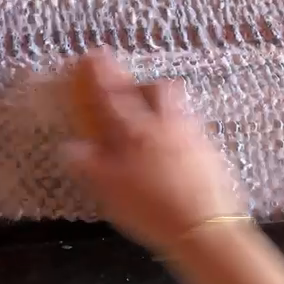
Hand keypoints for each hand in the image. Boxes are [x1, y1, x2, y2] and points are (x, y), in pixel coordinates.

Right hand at [60, 49, 247, 254]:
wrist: (207, 229)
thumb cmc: (151, 210)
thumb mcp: (111, 192)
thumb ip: (90, 165)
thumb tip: (70, 147)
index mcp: (135, 131)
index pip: (113, 94)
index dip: (102, 72)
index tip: (94, 53)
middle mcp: (165, 125)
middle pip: (156, 88)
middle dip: (141, 84)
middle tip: (132, 91)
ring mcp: (193, 135)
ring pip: (178, 104)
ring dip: (165, 102)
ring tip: (156, 116)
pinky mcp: (212, 151)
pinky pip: (194, 127)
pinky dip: (181, 129)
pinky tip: (177, 148)